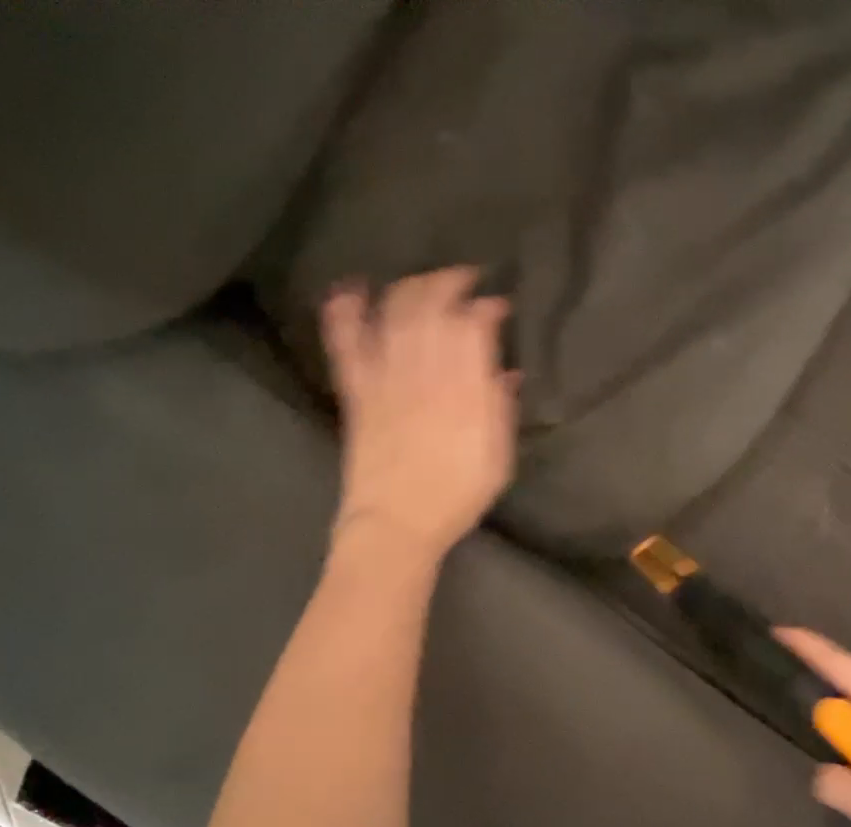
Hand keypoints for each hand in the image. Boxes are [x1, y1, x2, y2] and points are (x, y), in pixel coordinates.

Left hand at [320, 267, 517, 562]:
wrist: (397, 524)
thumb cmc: (457, 495)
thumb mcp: (497, 457)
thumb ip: (500, 409)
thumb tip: (506, 371)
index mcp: (465, 390)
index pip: (473, 327)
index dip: (485, 306)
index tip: (498, 303)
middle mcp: (424, 374)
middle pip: (432, 309)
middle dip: (448, 283)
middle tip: (462, 278)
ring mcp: (385, 379)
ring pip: (394, 315)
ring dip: (409, 287)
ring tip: (423, 280)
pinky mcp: (357, 391)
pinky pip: (347, 343)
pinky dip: (345, 312)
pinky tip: (349, 288)